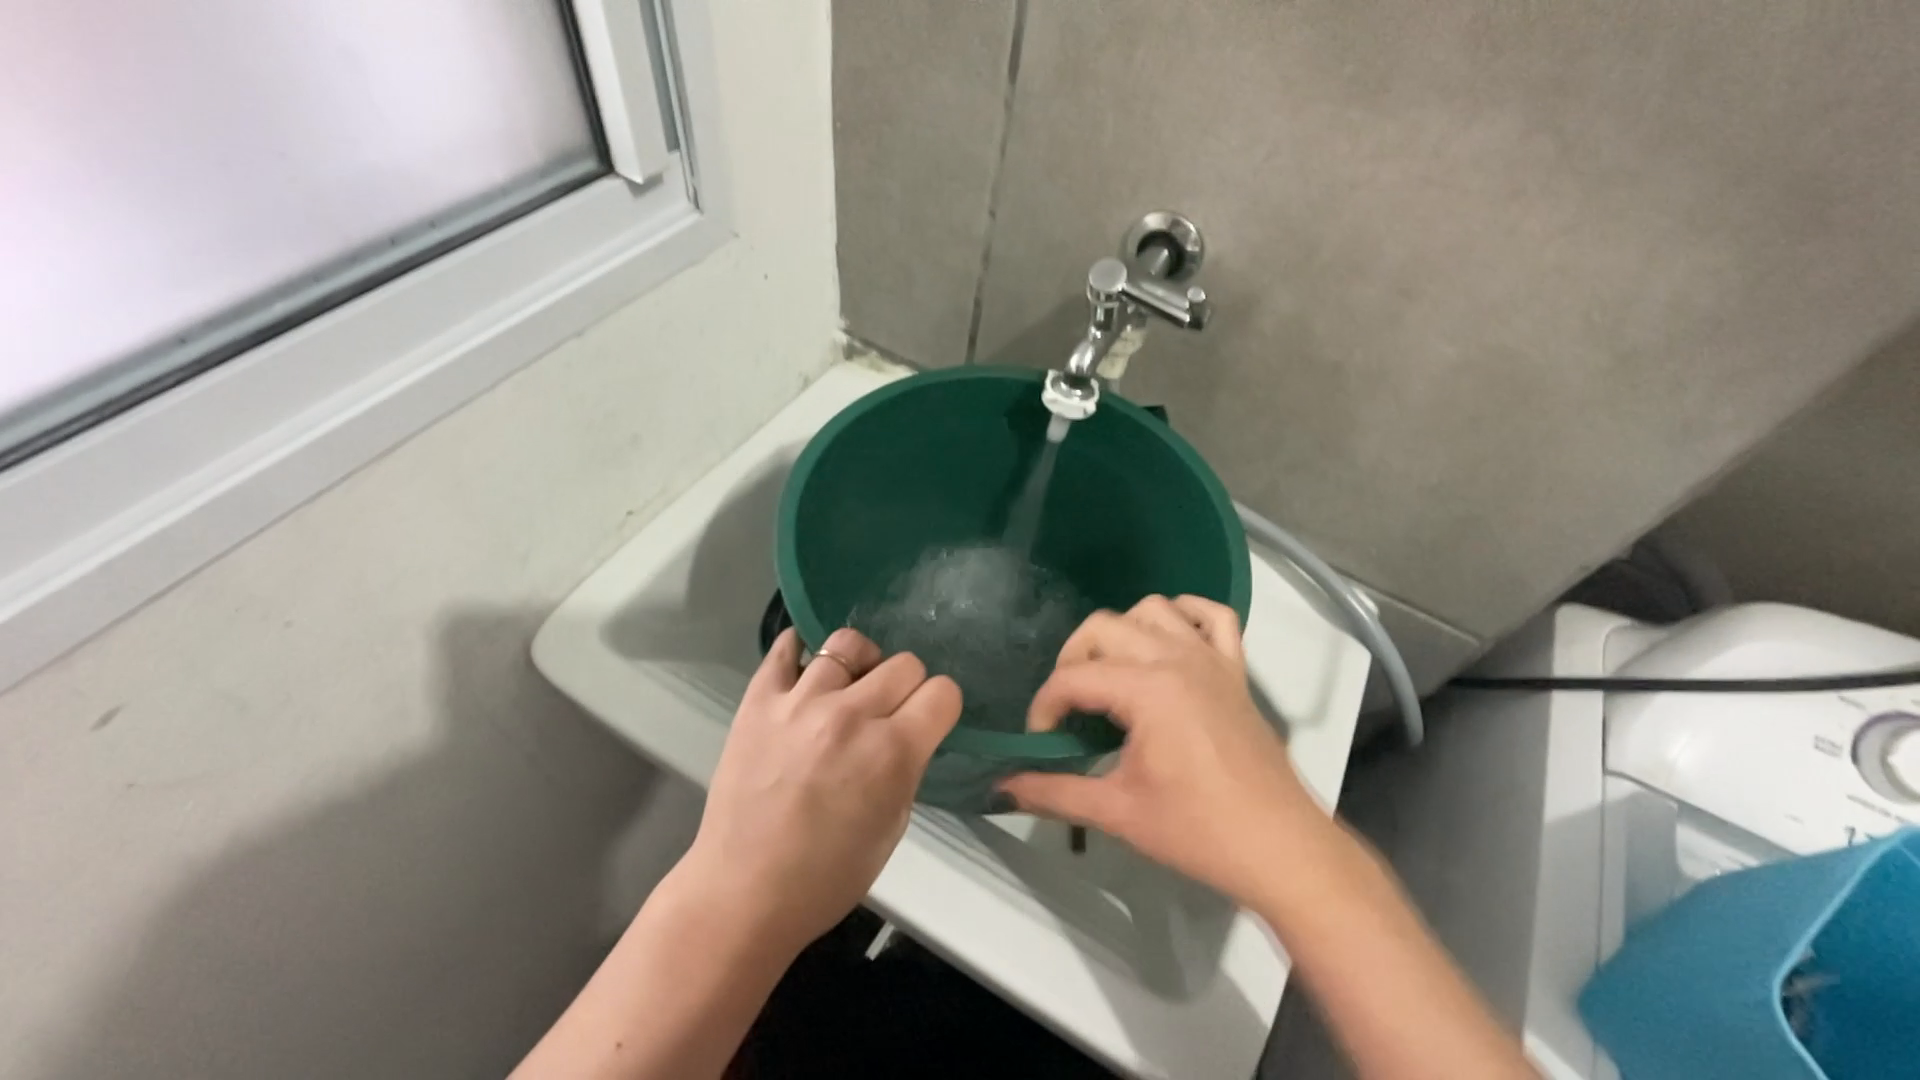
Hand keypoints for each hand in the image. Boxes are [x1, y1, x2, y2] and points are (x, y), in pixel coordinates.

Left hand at [679, 627, 961, 951]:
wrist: (745, 891)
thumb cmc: (829, 875)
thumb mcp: (894, 825)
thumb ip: (907, 765)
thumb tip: (908, 730)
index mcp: (893, 752)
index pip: (942, 692)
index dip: (941, 708)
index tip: (928, 722)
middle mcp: (851, 715)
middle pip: (905, 663)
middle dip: (907, 688)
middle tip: (888, 715)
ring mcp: (800, 702)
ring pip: (849, 643)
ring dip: (860, 666)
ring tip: (848, 691)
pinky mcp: (759, 700)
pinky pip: (785, 648)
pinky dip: (800, 652)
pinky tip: (806, 672)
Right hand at [999, 595, 1330, 907]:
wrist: (1280, 849)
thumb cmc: (1197, 831)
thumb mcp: (1117, 812)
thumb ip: (1054, 792)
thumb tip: (1002, 787)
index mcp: (1147, 688)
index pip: (1073, 678)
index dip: (1044, 707)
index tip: (1040, 743)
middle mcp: (1177, 658)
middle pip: (1102, 629)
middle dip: (1072, 663)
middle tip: (1069, 712)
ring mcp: (1212, 659)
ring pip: (1152, 610)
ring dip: (1122, 634)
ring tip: (1112, 678)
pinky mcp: (1236, 670)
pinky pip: (1213, 616)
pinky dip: (1187, 616)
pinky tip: (1168, 644)